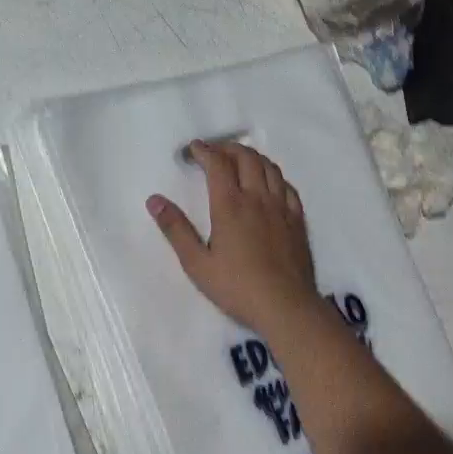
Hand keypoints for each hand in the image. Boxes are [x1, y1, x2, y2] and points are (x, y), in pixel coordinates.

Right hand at [147, 140, 325, 334]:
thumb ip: (176, 229)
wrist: (285, 305)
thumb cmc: (236, 287)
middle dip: (228, 148)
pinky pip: (287, 187)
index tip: (193, 148)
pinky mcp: (297, 220)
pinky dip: (274, 176)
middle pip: (246, 158)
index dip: (204, 151)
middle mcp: (257, 198)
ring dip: (252, 157)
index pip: (217, 164)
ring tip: (240, 159)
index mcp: (230, 205)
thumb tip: (155, 200)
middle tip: (214, 150)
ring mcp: (281, 207)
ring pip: (270, 168)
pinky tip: (270, 183)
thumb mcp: (197, 263)